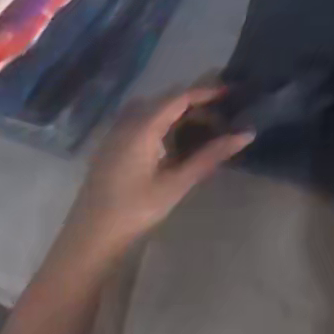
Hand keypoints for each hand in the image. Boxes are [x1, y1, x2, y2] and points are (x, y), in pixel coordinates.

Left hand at [51, 85, 252, 274]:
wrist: (88, 242)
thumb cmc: (134, 211)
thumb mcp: (176, 184)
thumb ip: (210, 156)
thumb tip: (246, 134)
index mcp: (142, 126)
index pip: (179, 96)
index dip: (206, 91)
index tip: (232, 92)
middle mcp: (127, 122)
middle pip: (166, 99)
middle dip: (195, 102)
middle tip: (223, 113)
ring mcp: (116, 133)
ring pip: (153, 109)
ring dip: (179, 112)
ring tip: (204, 127)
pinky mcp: (112, 147)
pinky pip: (141, 120)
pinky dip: (164, 121)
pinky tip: (176, 141)